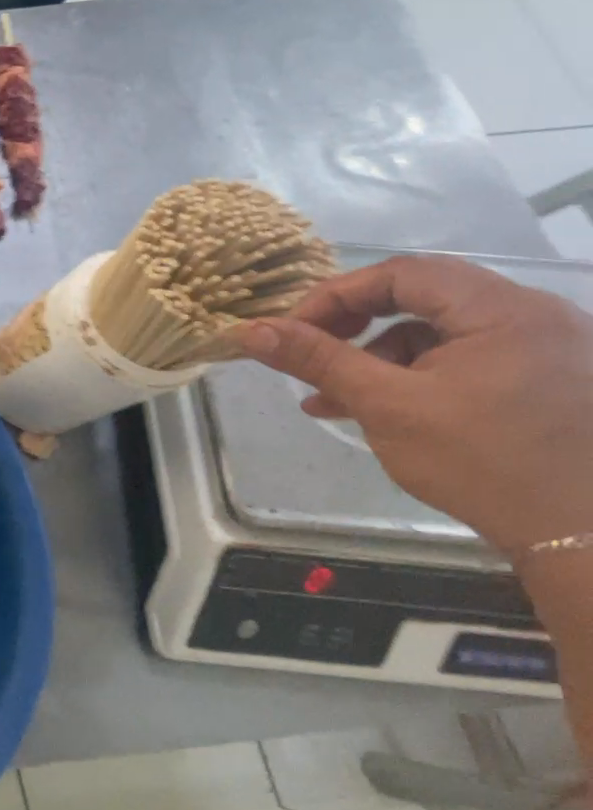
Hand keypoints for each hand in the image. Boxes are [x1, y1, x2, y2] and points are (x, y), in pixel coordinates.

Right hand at [237, 255, 592, 552]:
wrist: (584, 536)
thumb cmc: (482, 462)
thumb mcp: (385, 405)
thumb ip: (318, 359)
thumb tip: (250, 330)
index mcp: (504, 311)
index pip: (401, 273)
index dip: (336, 295)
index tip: (293, 332)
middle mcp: (535, 315)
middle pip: (421, 295)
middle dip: (354, 323)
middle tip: (310, 351)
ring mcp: (548, 347)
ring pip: (440, 329)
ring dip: (379, 353)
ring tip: (336, 396)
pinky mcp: (549, 378)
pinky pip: (467, 356)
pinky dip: (417, 373)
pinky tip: (382, 408)